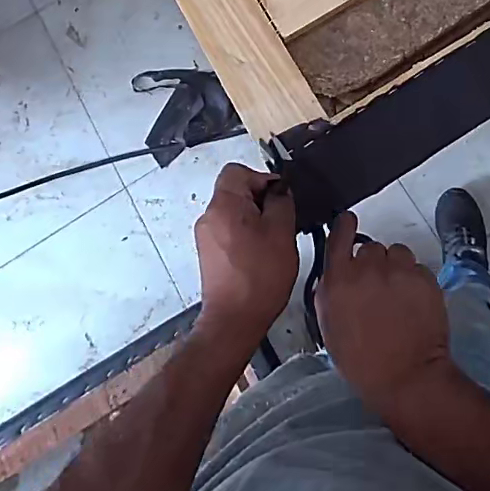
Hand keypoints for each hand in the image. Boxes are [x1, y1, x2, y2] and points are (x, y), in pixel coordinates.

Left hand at [192, 163, 296, 352]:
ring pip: (235, 210)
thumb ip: (281, 202)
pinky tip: (263, 252)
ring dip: (256, 217)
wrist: (235, 320)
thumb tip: (280, 190)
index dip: (262, 178)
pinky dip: (247, 233)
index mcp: (223, 206)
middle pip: (236, 189)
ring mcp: (207, 236)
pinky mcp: (210, 252)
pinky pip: (230, 228)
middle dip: (261, 199)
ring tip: (274, 238)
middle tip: (280, 219)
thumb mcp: (282, 231)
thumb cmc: (258, 278)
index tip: (279, 196)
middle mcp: (209, 217)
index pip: (237, 170)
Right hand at [316, 213, 459, 417]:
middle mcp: (368, 268)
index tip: (348, 221)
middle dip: (373, 263)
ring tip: (397, 296)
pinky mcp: (425, 276)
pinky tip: (413, 303)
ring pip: (397, 253)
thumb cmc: (362, 360)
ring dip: (396, 267)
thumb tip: (337, 271)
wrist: (407, 376)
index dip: (345, 226)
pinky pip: (417, 267)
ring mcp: (399, 270)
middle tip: (377, 289)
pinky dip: (415, 279)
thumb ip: (330, 291)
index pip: (339, 236)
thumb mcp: (330, 326)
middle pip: (370, 247)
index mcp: (339, 281)